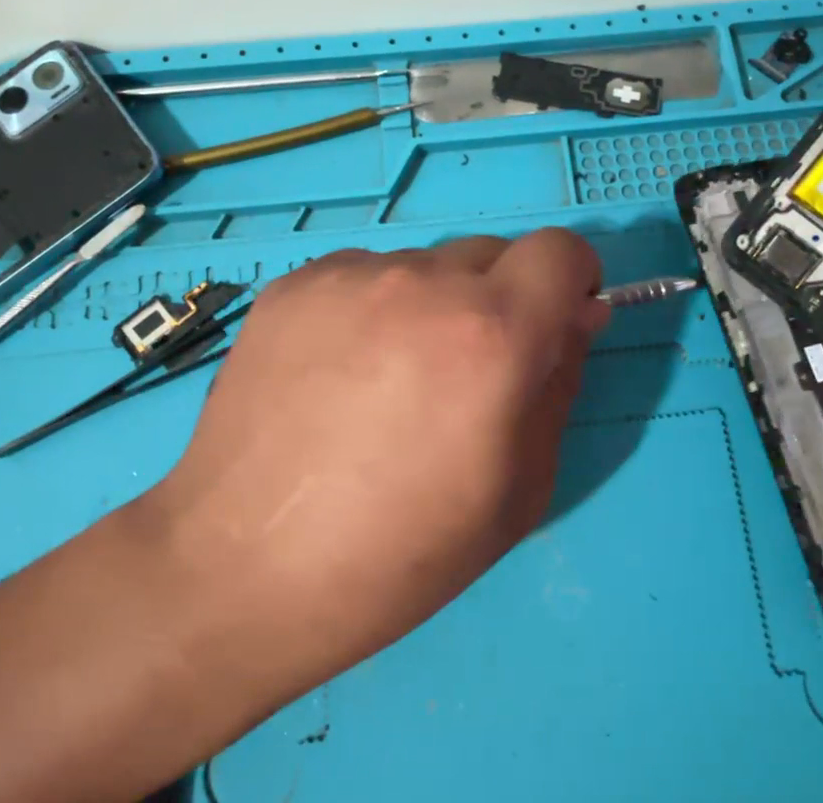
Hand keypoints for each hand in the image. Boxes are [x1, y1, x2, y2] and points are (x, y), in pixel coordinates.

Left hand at [147, 230, 606, 697]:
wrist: (245, 570)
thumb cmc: (401, 554)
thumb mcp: (521, 491)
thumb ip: (560, 387)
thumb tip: (577, 319)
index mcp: (492, 333)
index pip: (562, 251)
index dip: (572, 282)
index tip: (555, 325)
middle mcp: (423, 283)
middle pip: (494, 254)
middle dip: (503, 301)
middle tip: (466, 376)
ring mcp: (348, 277)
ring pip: (424, 268)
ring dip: (432, 306)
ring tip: (387, 383)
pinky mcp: (290, 286)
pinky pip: (362, 277)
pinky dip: (372, 310)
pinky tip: (336, 376)